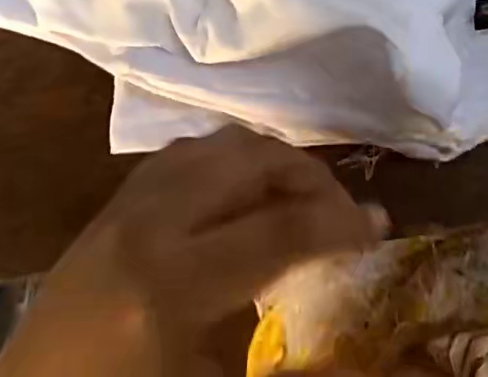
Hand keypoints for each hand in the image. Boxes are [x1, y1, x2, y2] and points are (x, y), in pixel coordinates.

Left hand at [0, 126, 388, 376]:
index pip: (279, 229)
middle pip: (251, 160)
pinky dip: (227, 161)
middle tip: (341, 210)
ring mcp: (122, 208)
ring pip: (218, 145)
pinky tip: (240, 193)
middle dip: (309, 177)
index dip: (340, 223)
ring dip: (270, 161)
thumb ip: (277, 341)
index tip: (379, 225)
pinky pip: (184, 155)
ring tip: (296, 198)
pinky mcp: (108, 208)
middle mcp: (147, 225)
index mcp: (170, 284)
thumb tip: (345, 313)